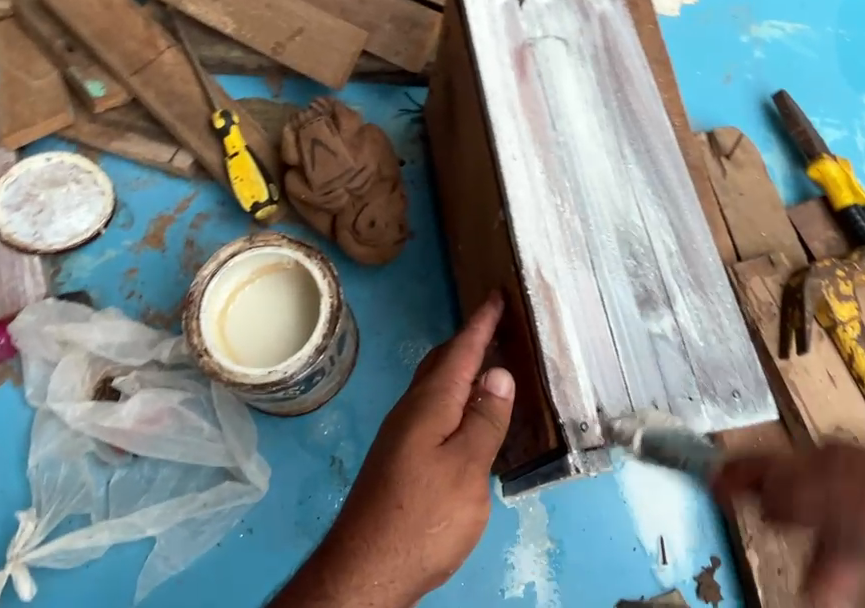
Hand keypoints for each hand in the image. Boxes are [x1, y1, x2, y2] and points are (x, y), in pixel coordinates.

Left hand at [270, 296, 514, 607]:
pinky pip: (432, 408)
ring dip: (460, 370)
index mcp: (430, 404)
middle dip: (468, 341)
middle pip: (442, 363)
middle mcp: (411, 410)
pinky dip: (453, 398)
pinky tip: (465, 417)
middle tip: (495, 326)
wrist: (365, 569)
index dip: (480, 323)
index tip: (496, 295)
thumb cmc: (423, 517)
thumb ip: (484, 421)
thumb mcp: (467, 470)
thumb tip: (498, 373)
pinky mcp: (400, 458)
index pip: (461, 351)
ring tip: (487, 367)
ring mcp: (402, 435)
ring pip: (434, 386)